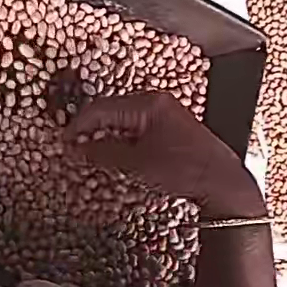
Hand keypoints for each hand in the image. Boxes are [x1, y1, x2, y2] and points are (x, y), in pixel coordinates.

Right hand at [66, 92, 262, 216]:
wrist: (221, 182)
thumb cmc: (185, 169)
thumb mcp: (137, 164)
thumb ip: (104, 153)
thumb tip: (79, 148)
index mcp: (148, 104)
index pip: (102, 108)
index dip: (79, 125)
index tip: (65, 140)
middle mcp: (157, 103)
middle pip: (112, 112)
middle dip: (91, 130)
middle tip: (74, 148)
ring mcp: (165, 115)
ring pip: (124, 122)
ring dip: (106, 137)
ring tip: (91, 155)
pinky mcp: (171, 129)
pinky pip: (137, 130)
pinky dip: (122, 141)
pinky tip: (116, 156)